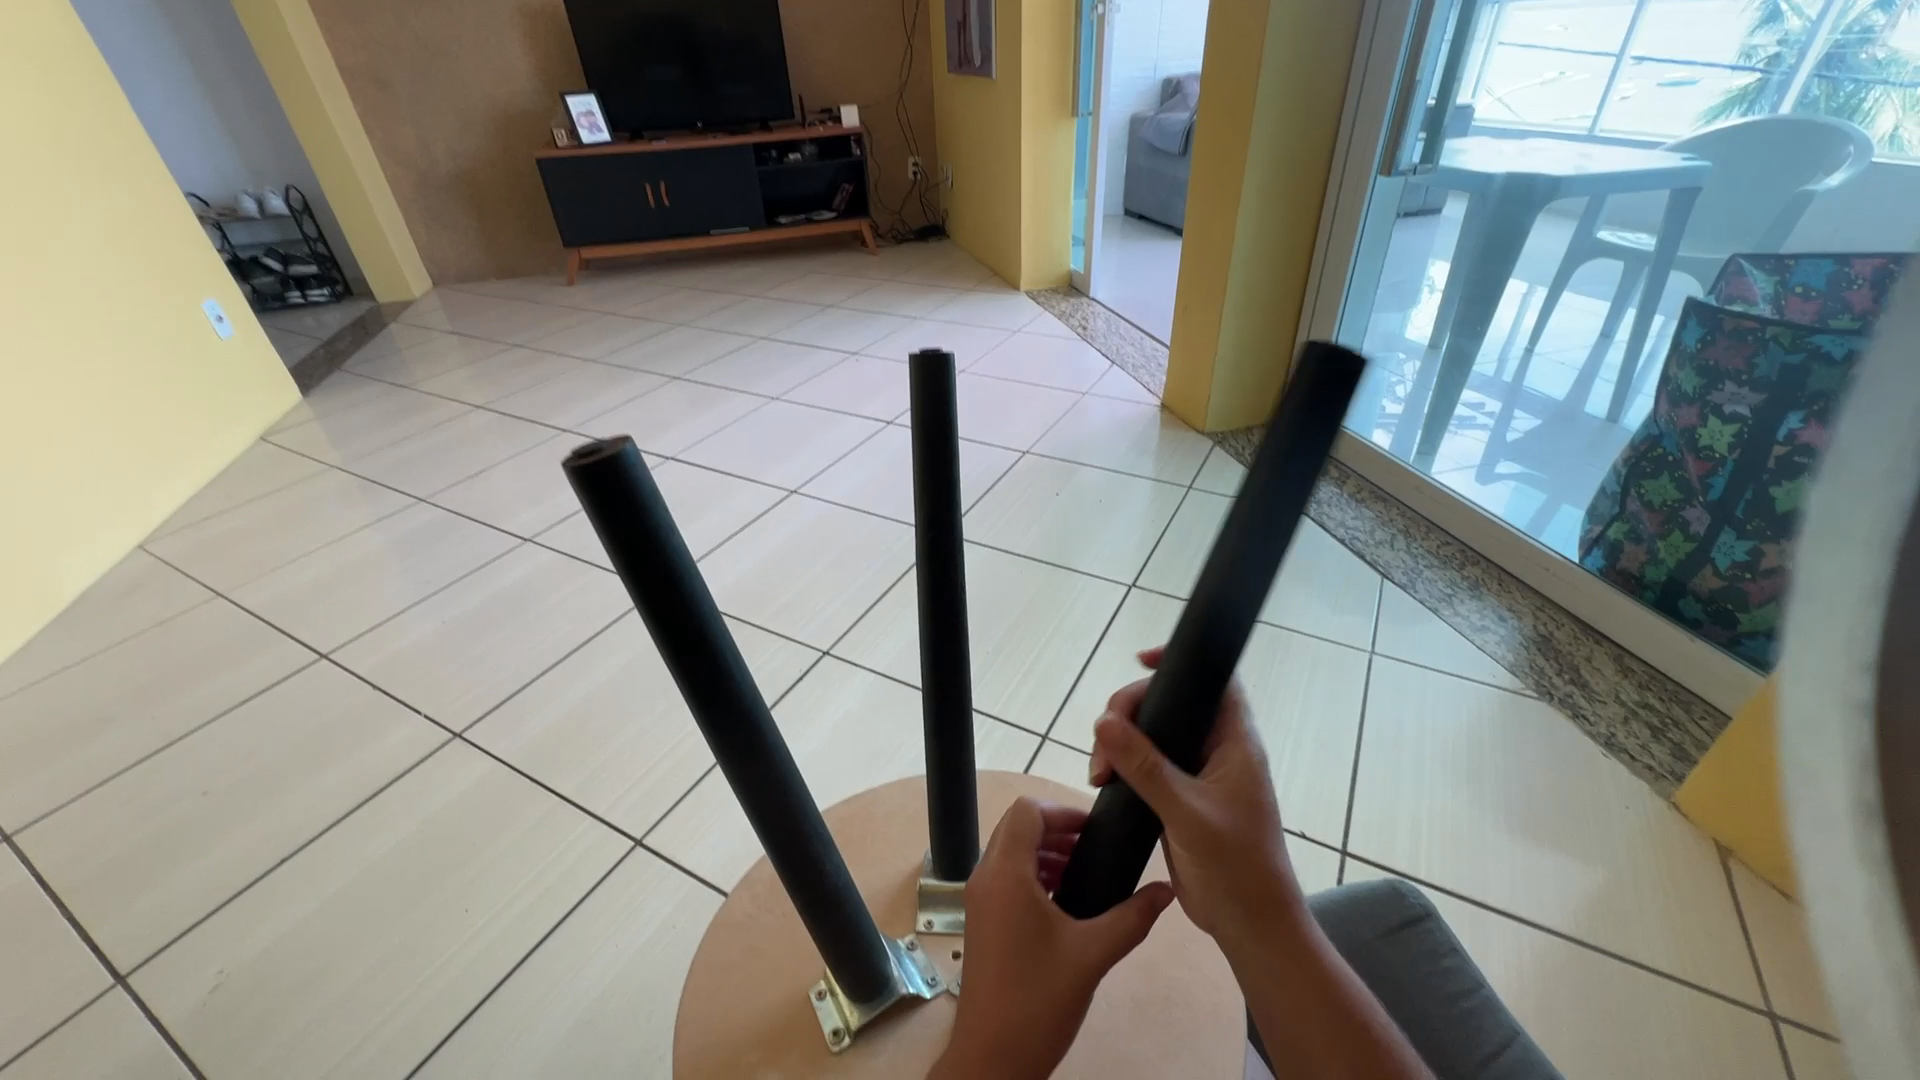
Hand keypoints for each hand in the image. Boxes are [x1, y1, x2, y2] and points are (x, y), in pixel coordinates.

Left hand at [929, 798, 1174, 1079]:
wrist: (992, 1058)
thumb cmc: (1039, 1000)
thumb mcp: (1092, 955)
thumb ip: (1132, 917)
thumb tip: (1166, 889)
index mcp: (1005, 873)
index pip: (1027, 811)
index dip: (1062, 811)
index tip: (1096, 832)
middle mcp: (985, 877)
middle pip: (1017, 827)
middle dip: (1057, 830)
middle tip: (1096, 849)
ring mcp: (979, 899)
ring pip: (1011, 852)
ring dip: (1046, 853)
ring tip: (1086, 874)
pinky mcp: (982, 920)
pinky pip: (1007, 878)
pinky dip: (1035, 875)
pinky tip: (1067, 902)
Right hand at [1089, 648, 1306, 943]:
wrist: (1249, 924)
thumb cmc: (1235, 865)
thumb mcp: (1188, 812)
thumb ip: (1145, 766)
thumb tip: (1103, 723)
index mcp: (1234, 742)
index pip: (1215, 681)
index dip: (1182, 663)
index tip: (1139, 661)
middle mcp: (1215, 750)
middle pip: (1170, 706)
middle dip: (1129, 714)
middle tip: (1103, 743)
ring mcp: (1195, 774)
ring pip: (1151, 736)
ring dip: (1119, 744)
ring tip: (1098, 774)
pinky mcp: (1178, 798)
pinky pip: (1145, 766)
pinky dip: (1122, 767)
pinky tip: (1103, 782)